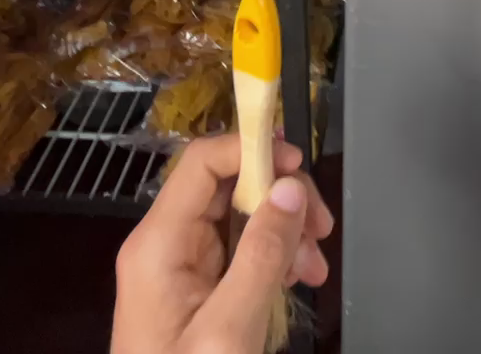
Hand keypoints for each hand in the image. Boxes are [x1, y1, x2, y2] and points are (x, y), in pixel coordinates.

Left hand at [112, 135, 333, 353]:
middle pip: (229, 184)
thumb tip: (291, 184)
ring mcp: (183, 265)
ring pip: (242, 213)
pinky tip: (302, 277)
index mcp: (159, 243)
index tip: (300, 164)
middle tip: (320, 224)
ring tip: (315, 265)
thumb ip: (262, 253)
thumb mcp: (229, 331)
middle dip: (279, 195)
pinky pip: (242, 247)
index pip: (204, 162)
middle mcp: (167, 242)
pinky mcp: (199, 287)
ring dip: (285, 228)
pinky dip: (276, 254)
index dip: (251, 149)